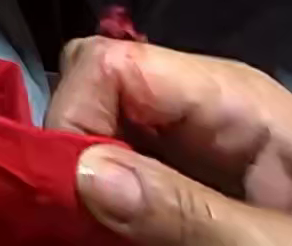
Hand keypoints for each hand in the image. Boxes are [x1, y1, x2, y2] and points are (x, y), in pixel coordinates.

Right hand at [49, 37, 291, 245]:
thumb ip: (191, 213)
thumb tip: (81, 171)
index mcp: (225, 92)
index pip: (111, 62)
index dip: (75, 114)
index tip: (65, 193)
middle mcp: (197, 102)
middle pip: (98, 83)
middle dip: (73, 139)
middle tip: (72, 217)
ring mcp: (193, 142)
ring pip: (103, 125)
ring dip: (83, 174)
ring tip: (82, 231)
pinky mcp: (192, 181)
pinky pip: (125, 167)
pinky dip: (104, 200)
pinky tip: (107, 233)